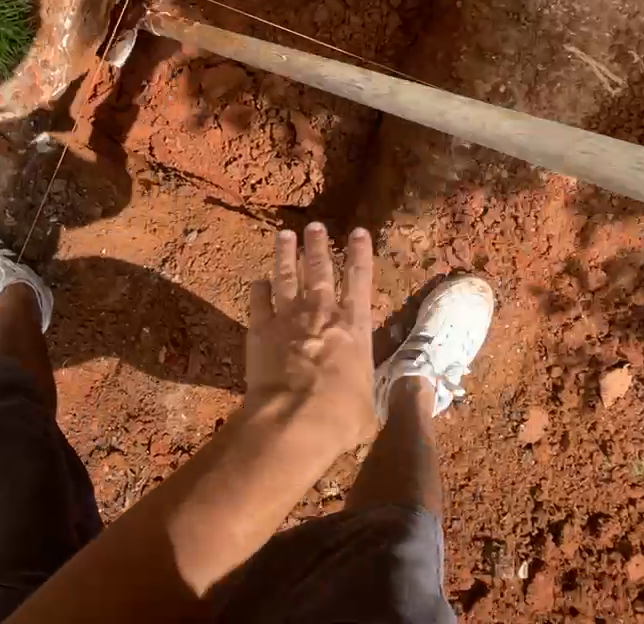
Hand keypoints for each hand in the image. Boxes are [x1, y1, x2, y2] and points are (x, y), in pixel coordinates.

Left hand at [245, 223, 377, 450]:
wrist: (294, 418)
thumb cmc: (341, 416)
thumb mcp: (370, 404)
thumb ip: (369, 387)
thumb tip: (385, 393)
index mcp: (354, 327)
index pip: (359, 280)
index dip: (360, 253)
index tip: (358, 232)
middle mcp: (321, 313)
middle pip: (320, 269)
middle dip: (318, 245)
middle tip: (315, 226)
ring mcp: (288, 317)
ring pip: (287, 275)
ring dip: (286, 254)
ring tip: (285, 235)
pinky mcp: (260, 327)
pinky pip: (258, 300)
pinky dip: (258, 288)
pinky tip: (258, 280)